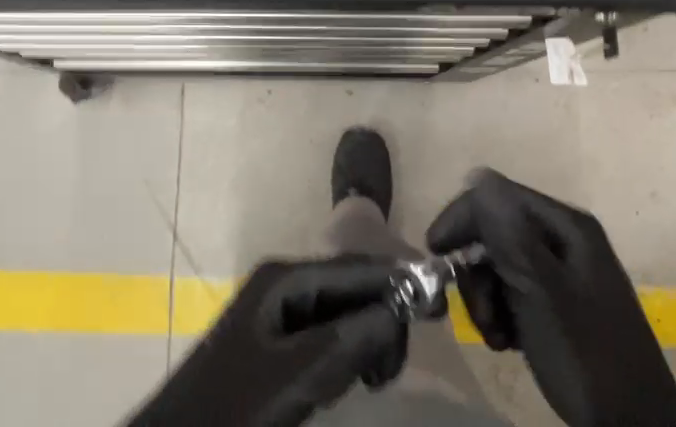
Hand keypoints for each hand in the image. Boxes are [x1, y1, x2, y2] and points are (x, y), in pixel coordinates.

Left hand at [125, 256, 406, 426]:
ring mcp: (276, 314)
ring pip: (342, 315)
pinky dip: (345, 356)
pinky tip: (347, 383)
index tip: (441, 304)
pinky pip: (326, 338)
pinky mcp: (274, 346)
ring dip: (365, 342)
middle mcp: (282, 285)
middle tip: (391, 371)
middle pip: (352, 288)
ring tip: (372, 381)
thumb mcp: (296, 376)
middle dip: (381, 320)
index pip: (357, 268)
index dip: (400, 282)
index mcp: (284, 279)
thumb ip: (349, 341)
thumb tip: (400, 310)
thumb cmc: (233, 408)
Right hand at [427, 170, 675, 426]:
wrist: (634, 426)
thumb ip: (509, 234)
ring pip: (500, 268)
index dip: (462, 219)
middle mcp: (566, 242)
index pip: (498, 197)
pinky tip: (509, 344)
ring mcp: (565, 275)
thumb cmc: (586, 354)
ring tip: (497, 338)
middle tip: (480, 313)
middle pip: (496, 234)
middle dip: (476, 273)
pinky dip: (502, 317)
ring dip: (486, 301)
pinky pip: (514, 295)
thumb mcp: (541, 291)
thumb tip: (480, 174)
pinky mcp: (560, 307)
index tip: (434, 253)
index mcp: (568, 227)